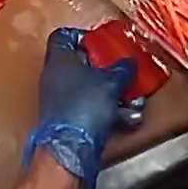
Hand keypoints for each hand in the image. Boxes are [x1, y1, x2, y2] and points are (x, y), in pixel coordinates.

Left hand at [24, 27, 135, 188]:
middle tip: (122, 68)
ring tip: (132, 97)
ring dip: (110, 90)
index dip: (82, 35)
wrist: (69, 153)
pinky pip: (88, 107)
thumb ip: (122, 69)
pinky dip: (107, 109)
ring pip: (87, 87)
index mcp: (59, 60)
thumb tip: (129, 63)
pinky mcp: (67, 121)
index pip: (63, 36)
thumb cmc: (85, 106)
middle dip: (104, 66)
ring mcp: (59, 101)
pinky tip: (128, 117)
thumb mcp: (111, 82)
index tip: (101, 42)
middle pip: (79, 62)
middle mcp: (55, 78)